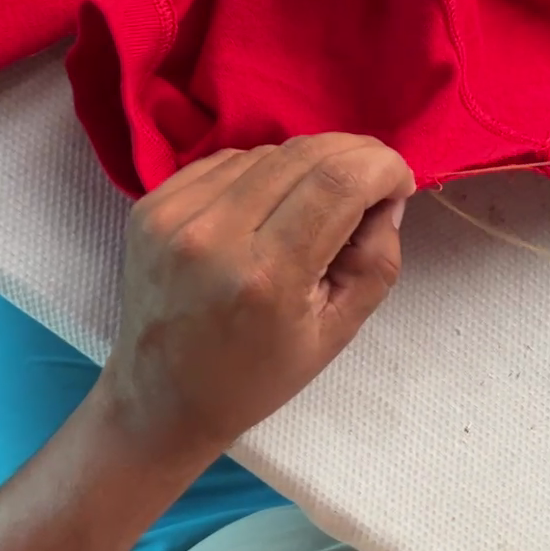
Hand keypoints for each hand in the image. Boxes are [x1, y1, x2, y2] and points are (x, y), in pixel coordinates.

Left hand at [96, 134, 415, 463]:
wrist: (160, 398)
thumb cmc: (256, 378)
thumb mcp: (336, 334)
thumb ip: (376, 261)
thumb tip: (385, 197)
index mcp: (266, 276)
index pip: (340, 180)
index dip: (382, 167)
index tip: (399, 183)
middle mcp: (214, 233)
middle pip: (304, 153)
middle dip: (354, 156)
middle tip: (371, 182)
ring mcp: (174, 214)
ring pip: (266, 152)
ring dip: (306, 166)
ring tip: (311, 207)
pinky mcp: (150, 204)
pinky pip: (226, 162)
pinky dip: (260, 173)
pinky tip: (264, 208)